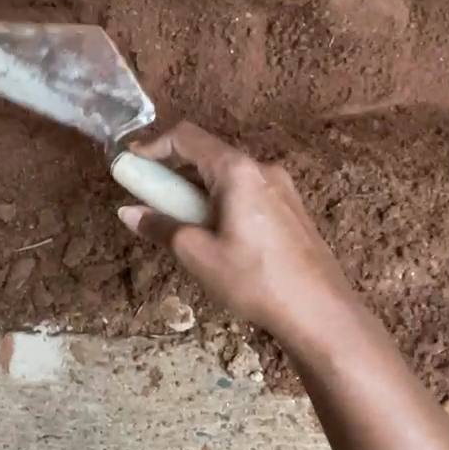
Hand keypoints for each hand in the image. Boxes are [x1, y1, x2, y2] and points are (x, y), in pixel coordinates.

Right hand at [118, 123, 362, 351]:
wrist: (320, 312)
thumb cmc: (253, 279)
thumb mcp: (196, 254)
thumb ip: (160, 227)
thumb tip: (127, 212)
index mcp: (237, 172)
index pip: (187, 137)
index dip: (153, 144)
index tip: (130, 162)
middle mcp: (261, 169)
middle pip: (208, 155)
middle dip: (172, 171)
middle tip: (147, 197)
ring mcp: (281, 189)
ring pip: (226, 176)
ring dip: (194, 190)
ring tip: (177, 223)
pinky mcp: (290, 210)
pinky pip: (244, 192)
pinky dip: (217, 201)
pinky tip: (211, 234)